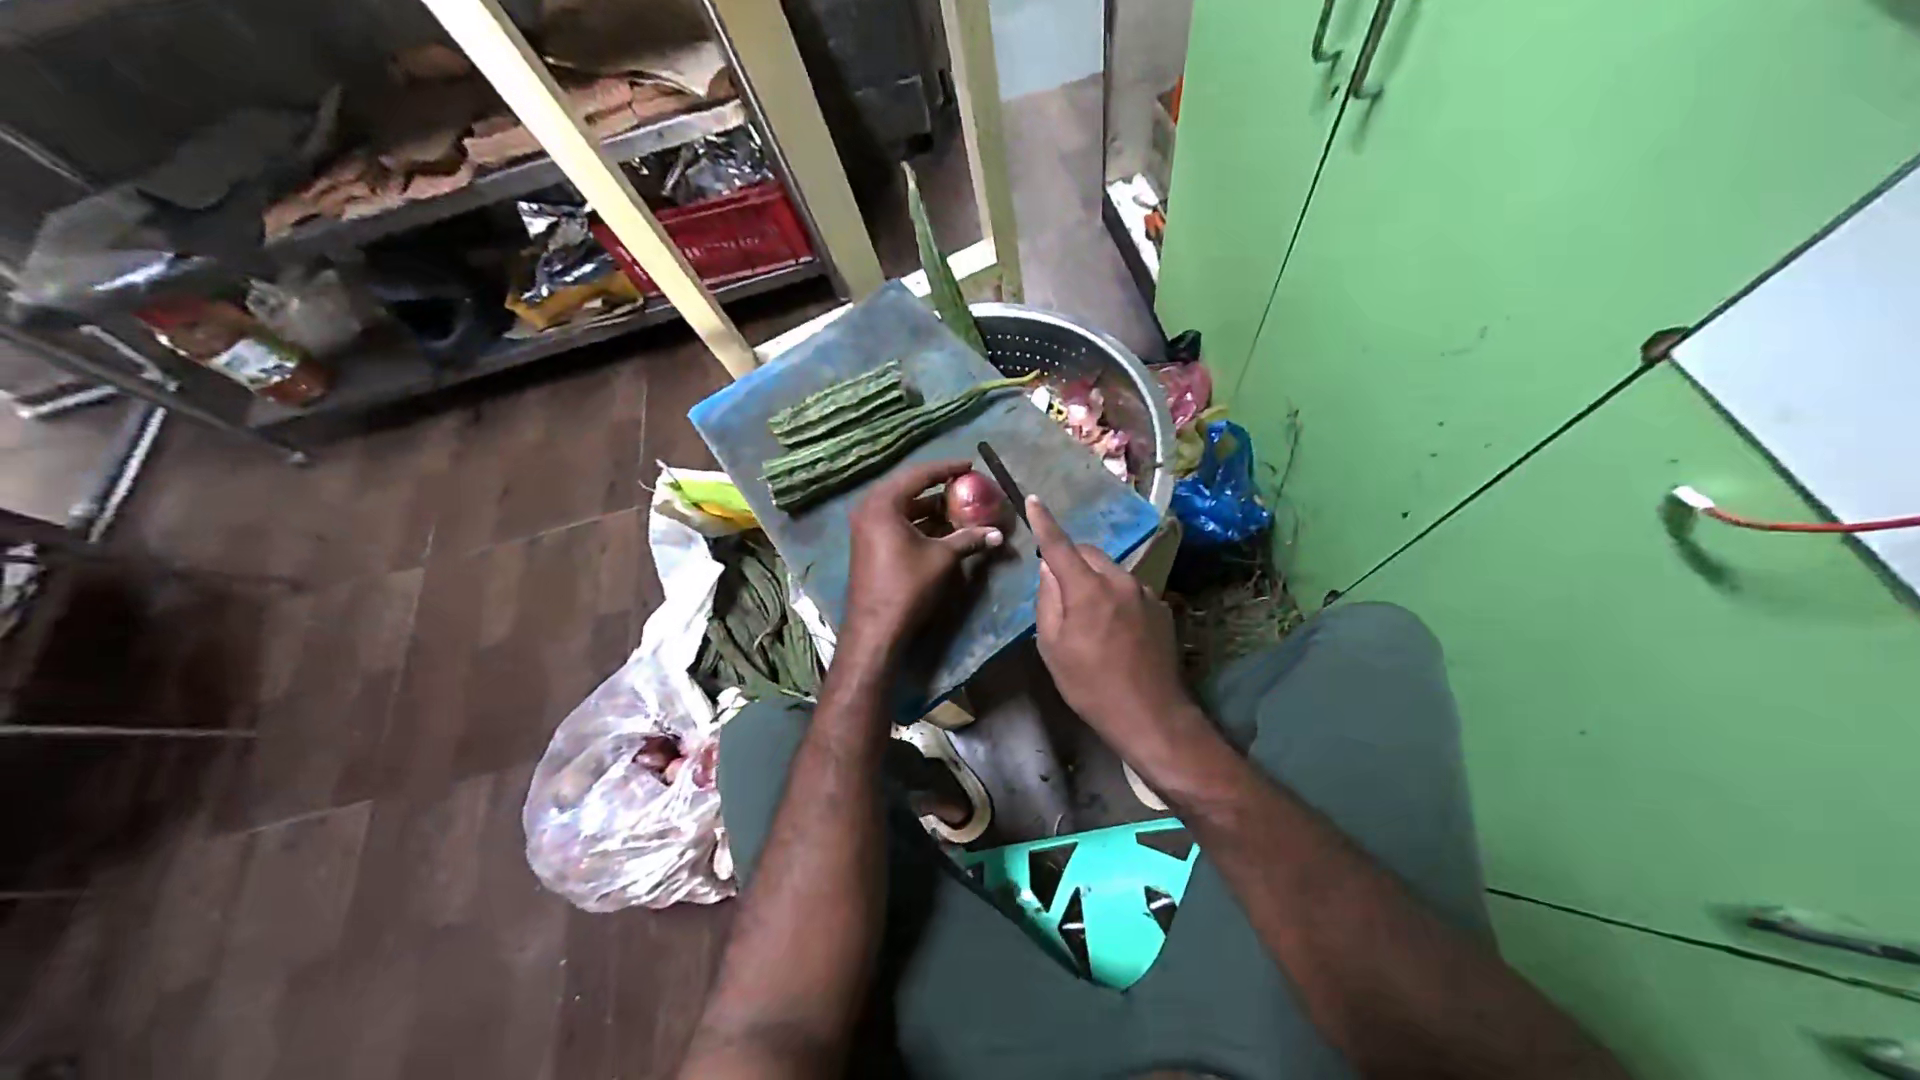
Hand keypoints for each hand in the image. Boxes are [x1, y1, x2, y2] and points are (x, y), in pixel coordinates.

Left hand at [841, 459, 1003, 662]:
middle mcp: (869, 509)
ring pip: (902, 506)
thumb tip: (998, 534)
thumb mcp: (942, 558)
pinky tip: (940, 528)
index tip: (969, 466)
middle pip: (908, 487)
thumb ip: (969, 539)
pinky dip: (918, 521)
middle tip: (963, 484)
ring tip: (957, 506)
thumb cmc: (907, 586)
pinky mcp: (868, 543)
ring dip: (928, 506)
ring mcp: (865, 526)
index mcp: (883, 504)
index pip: (918, 475)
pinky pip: (895, 521)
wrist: (875, 627)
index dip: (946, 469)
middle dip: (937, 486)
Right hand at [1029, 495, 1207, 762]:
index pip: (1060, 545)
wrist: (1151, 715)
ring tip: (1087, 616)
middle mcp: (1120, 580)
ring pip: (1110, 571)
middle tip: (1057, 586)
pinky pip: (1129, 590)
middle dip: (1070, 559)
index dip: (1044, 522)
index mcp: (1088, 588)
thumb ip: (1047, 600)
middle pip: (1089, 553)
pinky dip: (1114, 596)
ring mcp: (1145, 593)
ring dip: (1094, 579)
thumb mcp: (1052, 647)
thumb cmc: (1090, 685)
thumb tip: (1049, 569)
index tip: (1033, 500)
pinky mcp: (1162, 608)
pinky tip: (1114, 629)